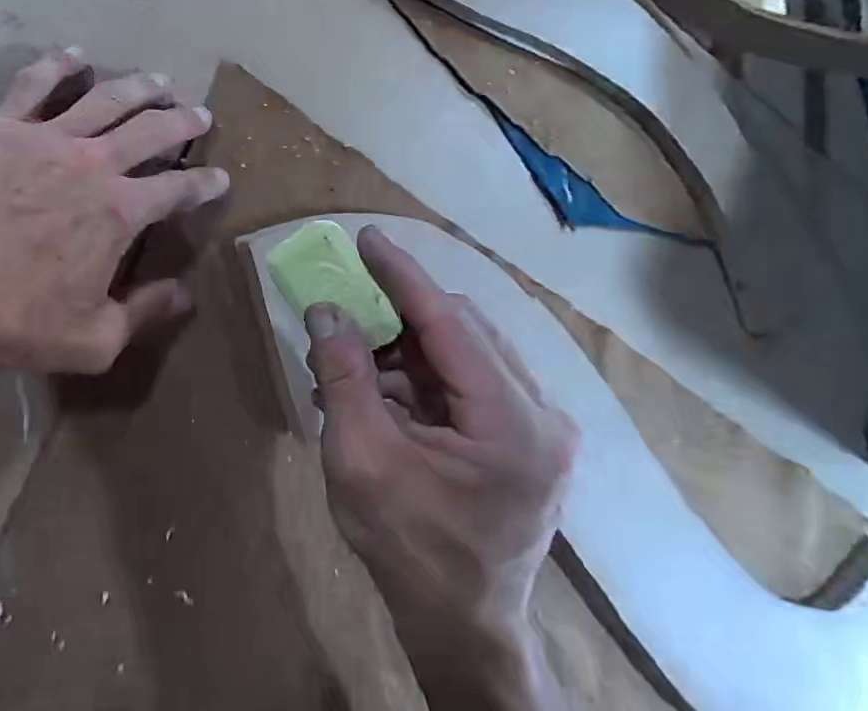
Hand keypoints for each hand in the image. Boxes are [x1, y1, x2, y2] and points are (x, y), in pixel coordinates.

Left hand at [0, 48, 230, 385]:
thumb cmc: (15, 321)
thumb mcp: (94, 339)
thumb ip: (144, 312)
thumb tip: (184, 295)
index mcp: (121, 211)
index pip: (179, 188)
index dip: (205, 183)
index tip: (220, 178)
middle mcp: (94, 164)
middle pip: (152, 130)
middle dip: (184, 121)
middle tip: (201, 115)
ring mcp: (47, 139)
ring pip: (105, 99)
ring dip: (139, 86)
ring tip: (159, 80)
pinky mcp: (2, 129)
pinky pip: (35, 85)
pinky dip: (59, 65)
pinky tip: (76, 54)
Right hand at [306, 226, 578, 708]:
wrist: (463, 630)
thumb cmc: (411, 553)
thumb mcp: (361, 462)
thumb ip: (344, 377)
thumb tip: (326, 311)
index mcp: (512, 422)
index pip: (449, 321)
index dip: (402, 275)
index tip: (367, 238)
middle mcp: (541, 413)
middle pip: (461, 330)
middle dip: (397, 318)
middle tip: (345, 316)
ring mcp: (540, 426)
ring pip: (464, 352)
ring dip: (406, 350)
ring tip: (351, 367)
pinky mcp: (527, 438)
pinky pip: (469, 381)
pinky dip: (422, 378)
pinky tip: (379, 394)